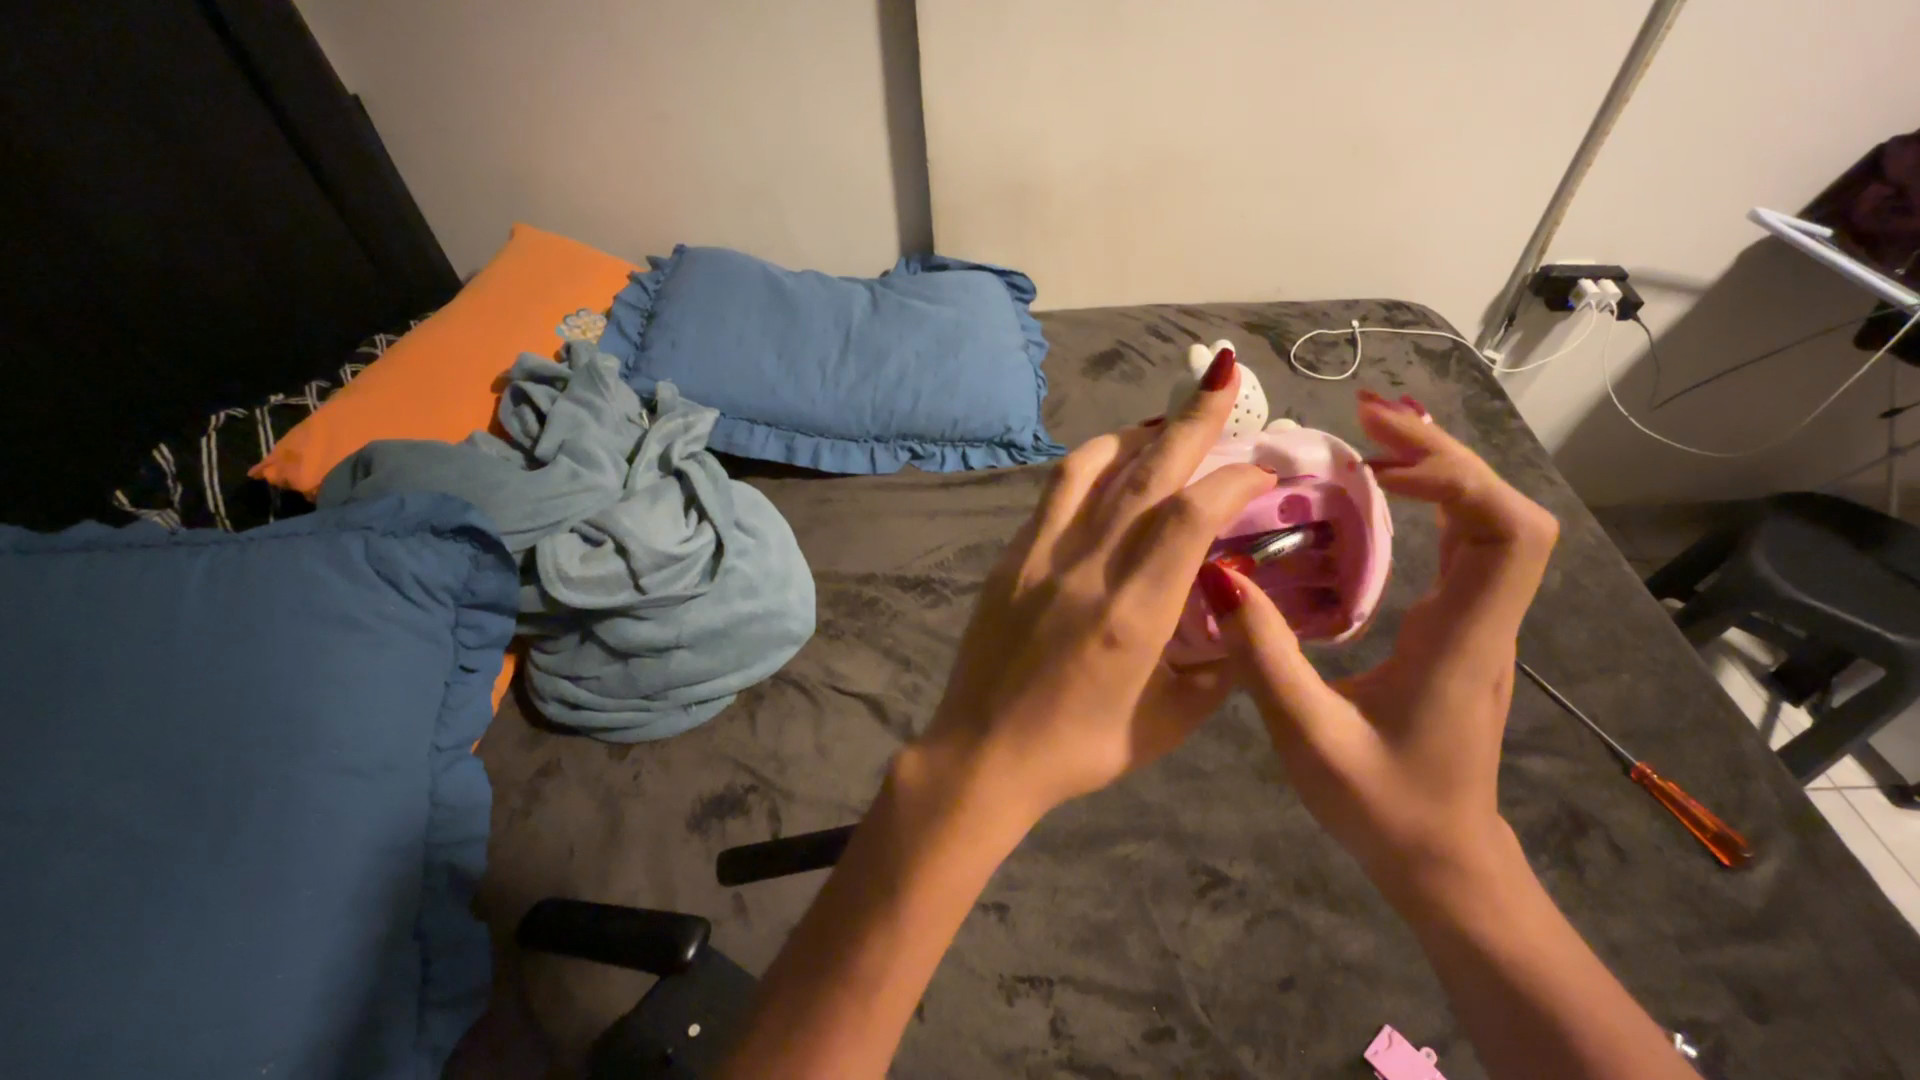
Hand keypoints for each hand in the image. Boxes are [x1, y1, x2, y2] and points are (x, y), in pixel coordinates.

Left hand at [912, 347, 1278, 823]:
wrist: (983, 754)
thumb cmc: (1079, 750)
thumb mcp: (1167, 723)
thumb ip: (1217, 669)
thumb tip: (1241, 618)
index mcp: (1132, 614)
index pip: (1189, 519)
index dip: (1232, 482)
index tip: (1262, 473)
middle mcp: (1086, 571)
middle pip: (1145, 475)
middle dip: (1192, 421)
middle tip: (1224, 379)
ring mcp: (1039, 557)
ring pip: (1090, 470)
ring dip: (1135, 434)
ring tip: (1165, 424)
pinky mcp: (1010, 559)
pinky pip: (1054, 494)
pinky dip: (1089, 466)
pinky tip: (1108, 466)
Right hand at [1204, 389, 1558, 897]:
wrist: (1442, 862)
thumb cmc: (1382, 806)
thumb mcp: (1308, 736)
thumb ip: (1266, 657)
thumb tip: (1219, 575)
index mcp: (1463, 641)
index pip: (1508, 533)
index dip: (1457, 476)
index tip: (1379, 457)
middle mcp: (1485, 622)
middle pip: (1503, 512)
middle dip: (1442, 454)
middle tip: (1365, 419)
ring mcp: (1476, 626)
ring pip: (1488, 525)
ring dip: (1437, 474)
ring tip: (1364, 443)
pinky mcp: (1458, 633)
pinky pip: (1461, 550)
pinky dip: (1428, 508)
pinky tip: (1374, 501)